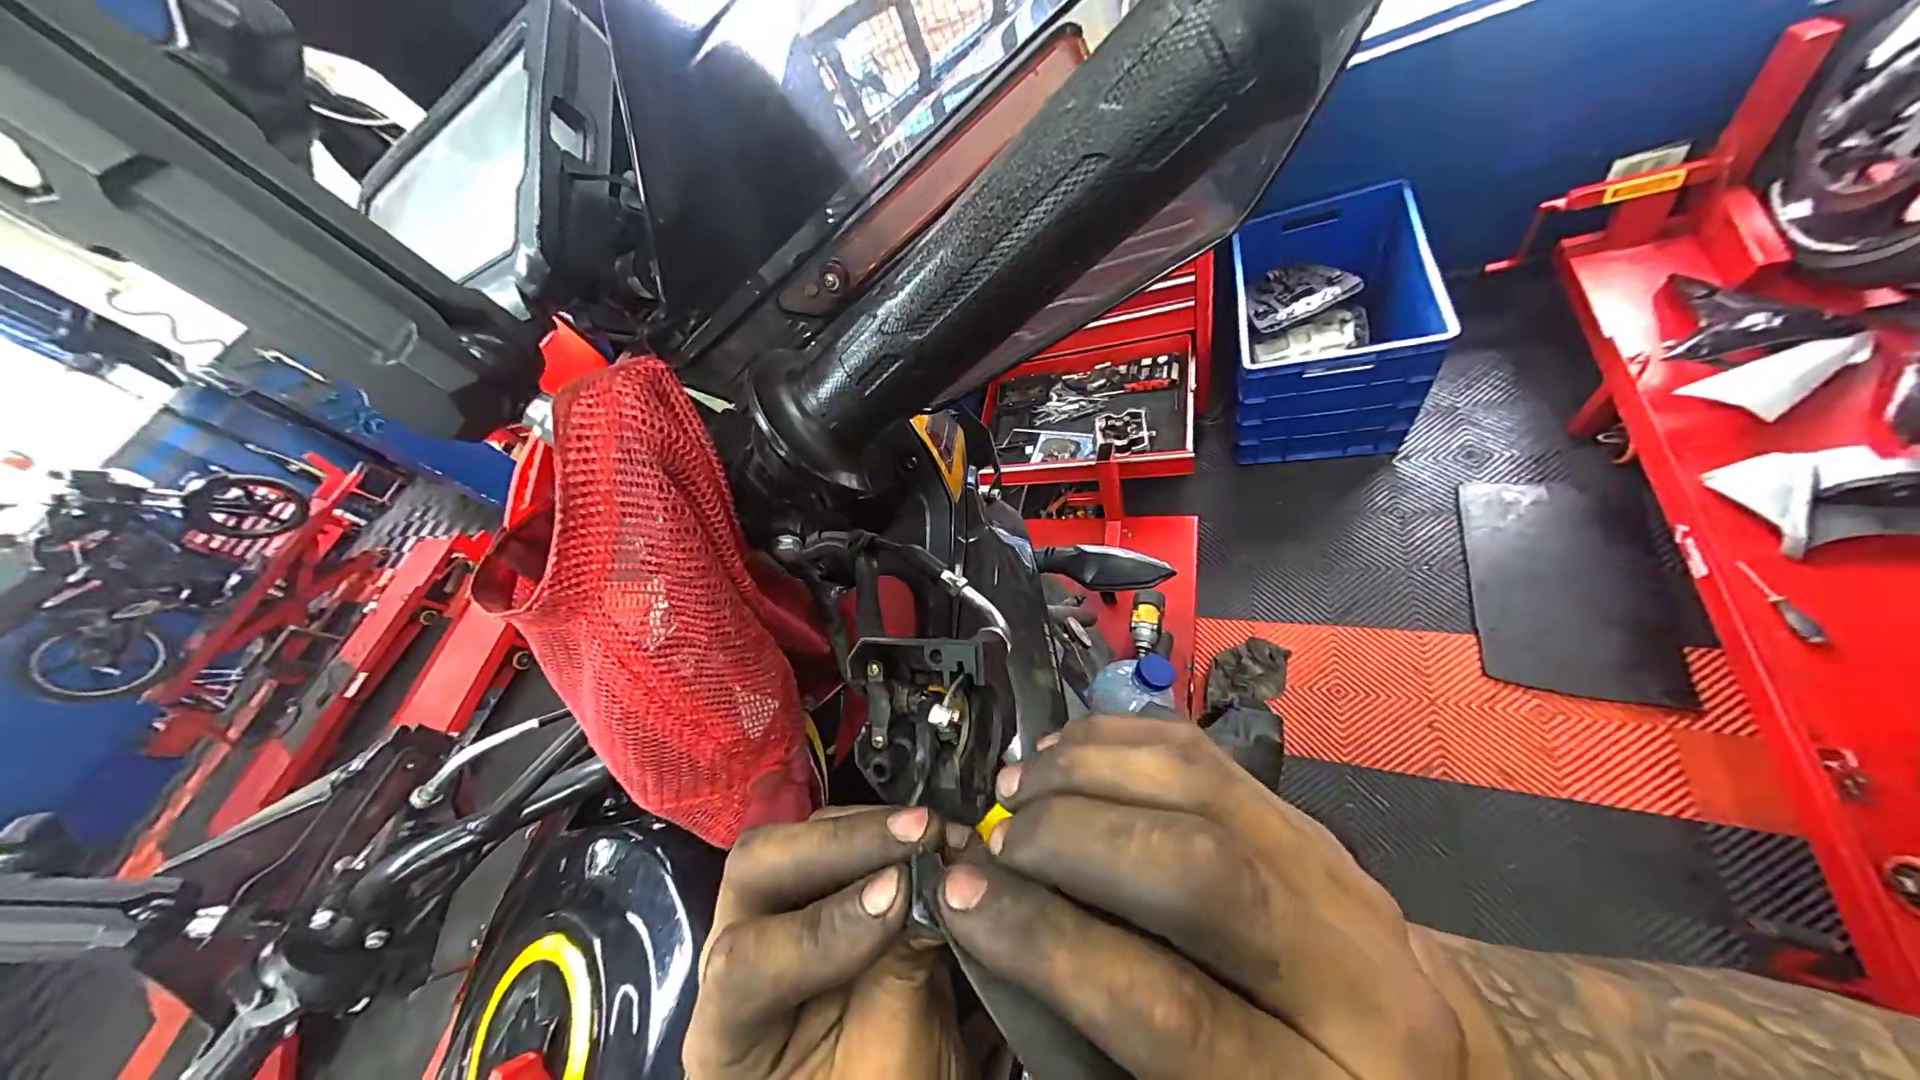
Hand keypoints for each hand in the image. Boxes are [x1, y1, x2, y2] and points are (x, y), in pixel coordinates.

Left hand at [683, 806, 968, 1079]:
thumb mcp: (892, 1065)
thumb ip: (899, 978)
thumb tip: (927, 885)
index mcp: (728, 1033)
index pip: (746, 963)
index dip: (824, 926)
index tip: (900, 896)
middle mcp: (741, 954)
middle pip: (760, 870)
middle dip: (842, 842)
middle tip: (918, 832)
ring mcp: (781, 911)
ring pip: (802, 838)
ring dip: (874, 828)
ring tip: (935, 833)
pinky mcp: (826, 888)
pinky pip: (845, 839)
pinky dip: (891, 832)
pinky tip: (936, 837)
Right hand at [937, 714, 1464, 1079]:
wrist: (1444, 1076)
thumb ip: (1100, 1038)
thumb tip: (996, 935)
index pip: (1163, 1005)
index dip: (1042, 941)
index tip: (962, 895)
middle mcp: (1360, 981)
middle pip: (1196, 868)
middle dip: (1069, 839)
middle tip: (994, 838)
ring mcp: (1343, 880)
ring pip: (1203, 786)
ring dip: (1089, 771)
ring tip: (1018, 787)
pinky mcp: (1315, 825)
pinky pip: (1209, 755)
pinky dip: (1122, 739)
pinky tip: (1068, 751)